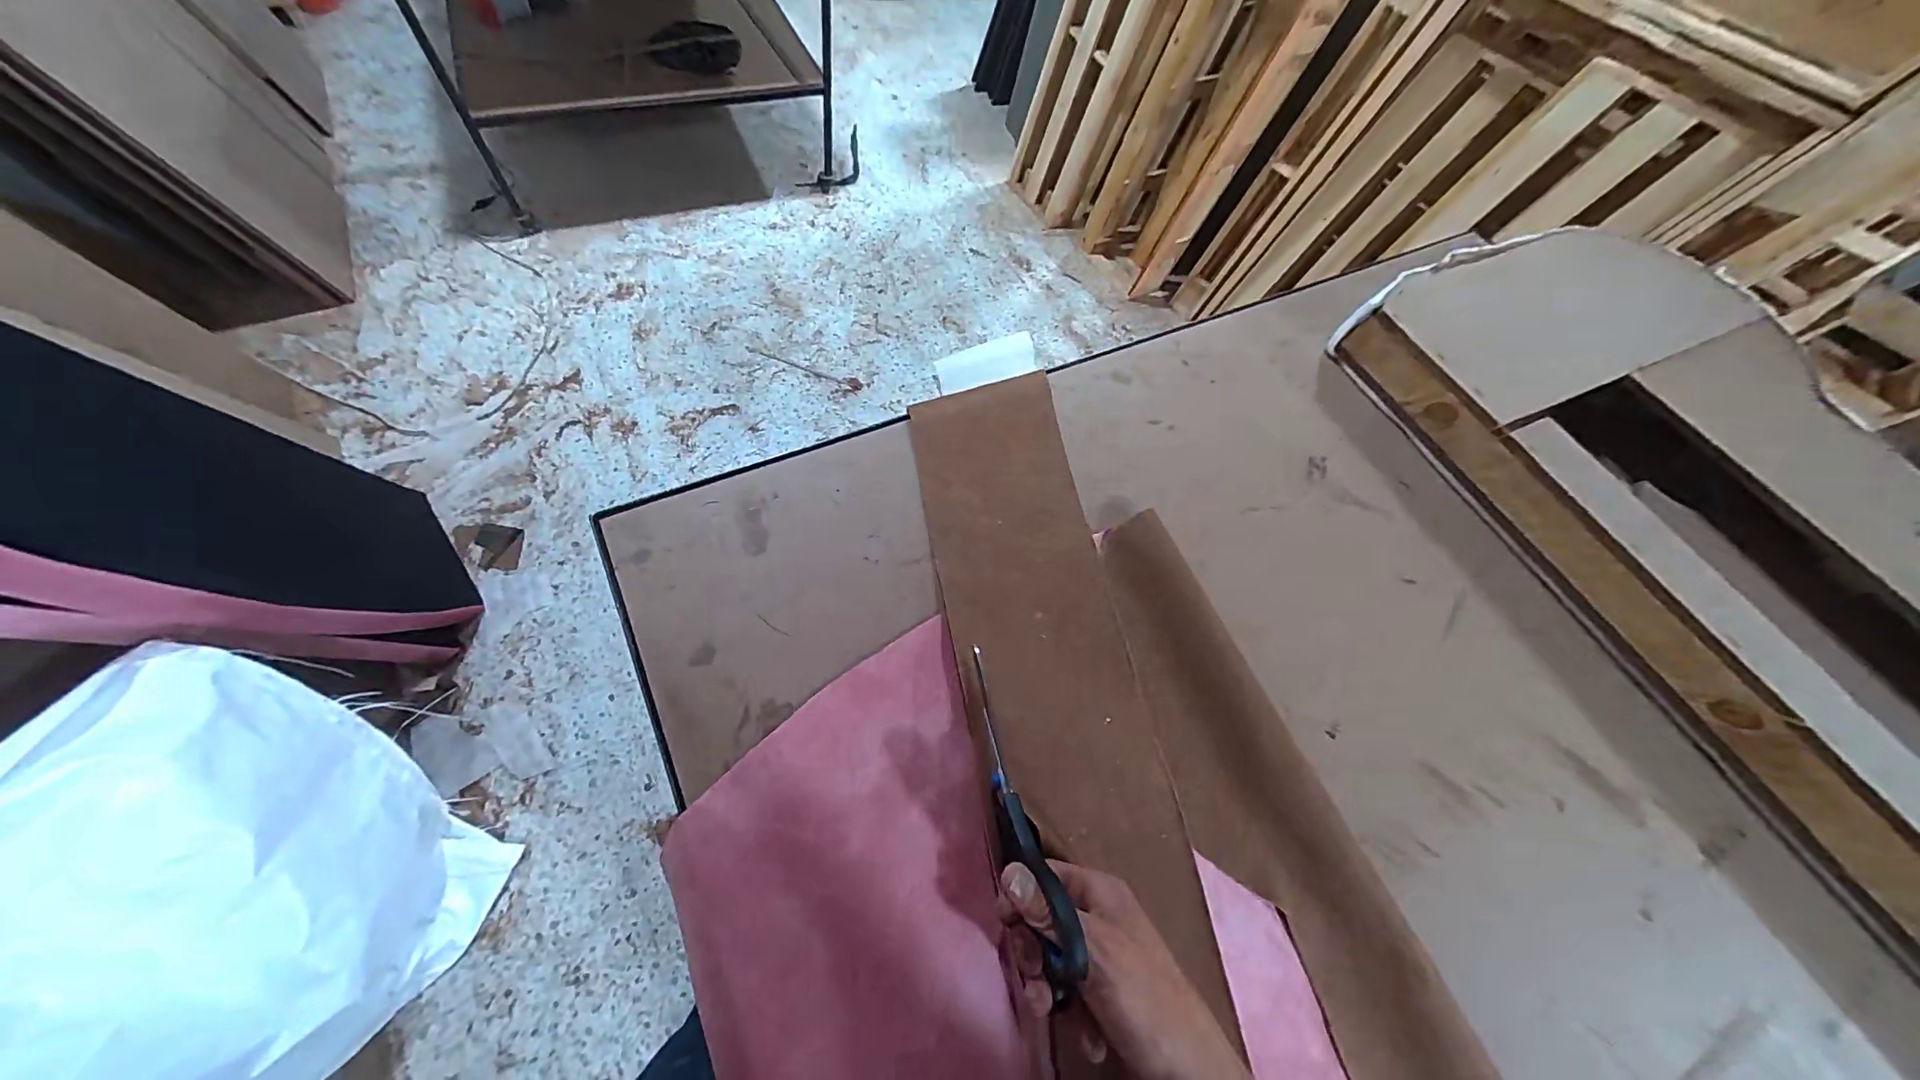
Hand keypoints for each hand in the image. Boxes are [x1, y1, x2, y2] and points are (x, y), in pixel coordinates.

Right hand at [999, 859, 1249, 1079]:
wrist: (1190, 1070)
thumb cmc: (1143, 997)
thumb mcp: (1092, 950)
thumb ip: (1048, 913)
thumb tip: (1010, 870)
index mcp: (1099, 892)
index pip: (1045, 874)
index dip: (1020, 894)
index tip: (1005, 922)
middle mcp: (1098, 915)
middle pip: (1042, 918)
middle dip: (1033, 952)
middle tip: (1034, 977)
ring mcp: (1101, 953)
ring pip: (1051, 957)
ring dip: (1046, 988)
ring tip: (1052, 1011)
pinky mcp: (1102, 988)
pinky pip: (1068, 988)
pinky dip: (1069, 1010)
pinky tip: (1085, 1032)